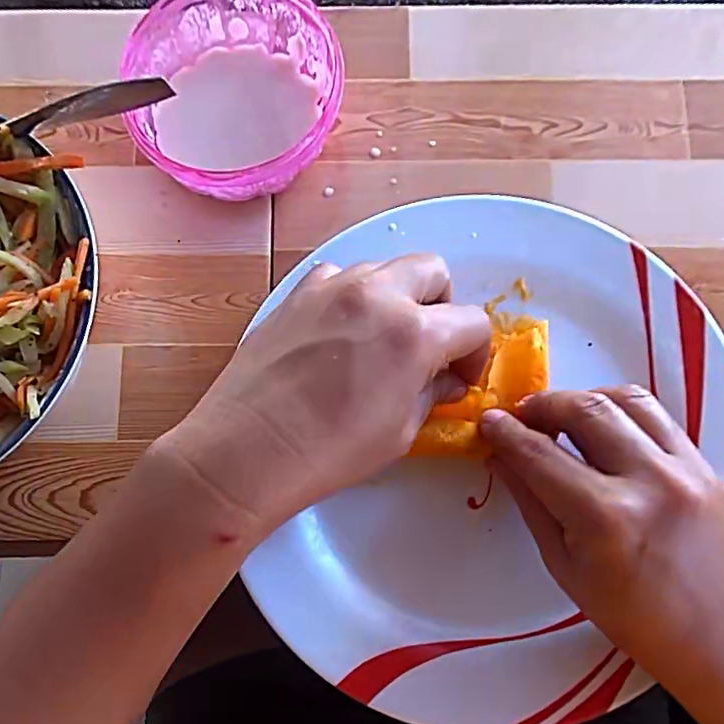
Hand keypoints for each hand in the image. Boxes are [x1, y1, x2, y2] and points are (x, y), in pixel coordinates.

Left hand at [157, 254, 491, 532]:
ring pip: (384, 270)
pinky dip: (352, 298)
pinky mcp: (295, 294)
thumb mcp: (400, 431)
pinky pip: (338, 278)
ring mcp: (331, 287)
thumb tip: (446, 379)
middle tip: (428, 347)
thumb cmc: (331, 452)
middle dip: (442, 307)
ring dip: (396, 299)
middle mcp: (377, 294)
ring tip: (380, 342)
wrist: (248, 450)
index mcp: (413, 333)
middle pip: (433, 272)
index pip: (472, 322)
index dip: (475, 353)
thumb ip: (432, 393)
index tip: (459, 378)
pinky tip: (340, 335)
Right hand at [479, 386, 723, 676]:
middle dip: (543, 405)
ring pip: (625, 400)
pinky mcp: (706, 465)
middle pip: (584, 410)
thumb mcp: (564, 566)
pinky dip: (622, 412)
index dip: (508, 434)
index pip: (541, 456)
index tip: (490, 422)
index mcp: (605, 518)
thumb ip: (531, 503)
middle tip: (524, 416)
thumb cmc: (632, 616)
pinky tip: (605, 428)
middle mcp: (648, 482)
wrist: (715, 634)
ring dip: (584, 399)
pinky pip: (658, 416)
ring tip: (564, 416)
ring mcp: (684, 469)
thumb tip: (502, 459)